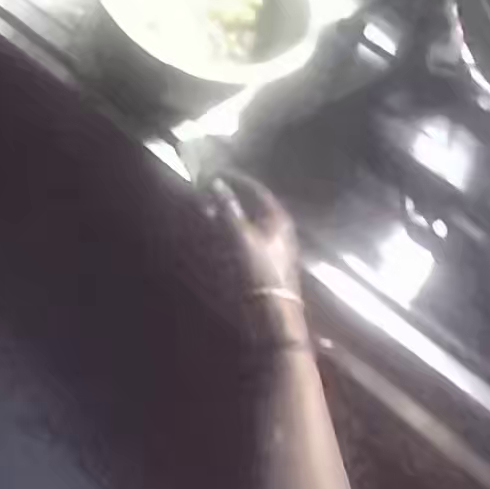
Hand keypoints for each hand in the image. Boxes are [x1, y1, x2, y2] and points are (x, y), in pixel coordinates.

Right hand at [209, 170, 311, 349]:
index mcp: (278, 216)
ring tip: (208, 212)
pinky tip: (219, 236)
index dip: (235, 179)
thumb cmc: (257, 269)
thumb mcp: (239, 234)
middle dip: (230, 197)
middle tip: (208, 192)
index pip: (256, 188)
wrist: (272, 314)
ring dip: (229, 215)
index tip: (214, 174)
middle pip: (254, 204)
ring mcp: (276, 246)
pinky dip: (233, 231)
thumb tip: (216, 181)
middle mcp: (280, 227)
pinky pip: (249, 237)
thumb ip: (228, 206)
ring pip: (250, 221)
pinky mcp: (268, 262)